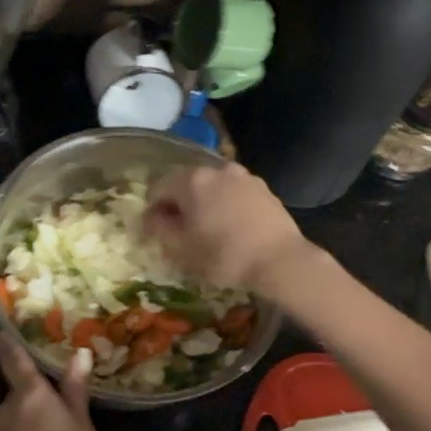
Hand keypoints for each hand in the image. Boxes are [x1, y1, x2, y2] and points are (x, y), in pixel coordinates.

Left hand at [0, 335, 96, 430]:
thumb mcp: (83, 430)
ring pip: (12, 419)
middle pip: (18, 393)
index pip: (14, 359)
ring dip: (27, 424)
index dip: (6, 343)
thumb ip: (76, 391)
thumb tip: (79, 353)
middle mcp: (6, 408)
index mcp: (31, 395)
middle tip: (58, 415)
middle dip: (33, 398)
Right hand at [142, 162, 316, 293]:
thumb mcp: (181, 249)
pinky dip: (225, 206)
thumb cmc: (223, 256)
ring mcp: (244, 177)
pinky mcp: (264, 189)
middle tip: (179, 233)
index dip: (152, 210)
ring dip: (203, 204)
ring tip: (206, 231)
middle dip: (179, 205)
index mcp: (192, 180)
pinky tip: (230, 229)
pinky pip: (234, 194)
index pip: (158, 188)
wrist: (279, 260)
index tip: (155, 233)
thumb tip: (150, 217)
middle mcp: (217, 169)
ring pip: (212, 188)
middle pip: (186, 183)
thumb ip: (159, 229)